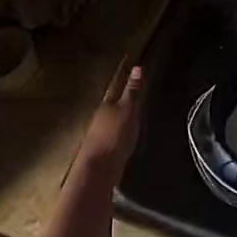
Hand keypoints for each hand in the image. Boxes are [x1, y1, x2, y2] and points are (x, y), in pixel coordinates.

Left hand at [73, 62, 144, 184]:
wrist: (100, 169)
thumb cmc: (115, 135)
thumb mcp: (128, 110)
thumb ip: (132, 92)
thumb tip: (137, 68)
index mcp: (106, 105)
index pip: (116, 88)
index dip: (125, 82)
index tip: (133, 72)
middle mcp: (100, 117)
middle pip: (112, 105)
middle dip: (121, 100)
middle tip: (136, 93)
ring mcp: (100, 135)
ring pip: (112, 121)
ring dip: (120, 118)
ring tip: (135, 116)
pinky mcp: (104, 151)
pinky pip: (114, 136)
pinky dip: (121, 134)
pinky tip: (128, 138)